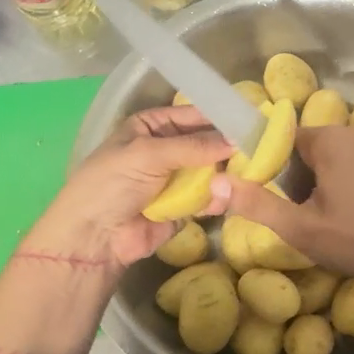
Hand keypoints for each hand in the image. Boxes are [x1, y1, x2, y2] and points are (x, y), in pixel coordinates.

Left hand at [29, 106, 232, 266]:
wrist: (94, 238)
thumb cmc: (112, 184)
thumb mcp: (149, 154)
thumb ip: (194, 146)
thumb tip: (237, 140)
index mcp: (151, 127)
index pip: (192, 115)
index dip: (219, 116)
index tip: (251, 119)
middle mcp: (166, 149)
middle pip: (206, 143)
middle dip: (228, 147)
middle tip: (259, 148)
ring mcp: (176, 180)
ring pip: (211, 171)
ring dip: (227, 173)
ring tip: (251, 172)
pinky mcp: (185, 208)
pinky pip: (209, 198)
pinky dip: (219, 197)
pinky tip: (229, 196)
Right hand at [213, 125, 353, 289]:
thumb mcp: (299, 227)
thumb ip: (255, 203)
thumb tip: (213, 183)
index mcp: (329, 139)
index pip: (279, 137)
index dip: (262, 162)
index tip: (255, 191)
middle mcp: (352, 135)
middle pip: (302, 149)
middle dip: (289, 178)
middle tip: (288, 215)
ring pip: (324, 162)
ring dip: (311, 187)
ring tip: (311, 221)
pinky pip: (345, 170)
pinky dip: (333, 189)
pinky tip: (337, 220)